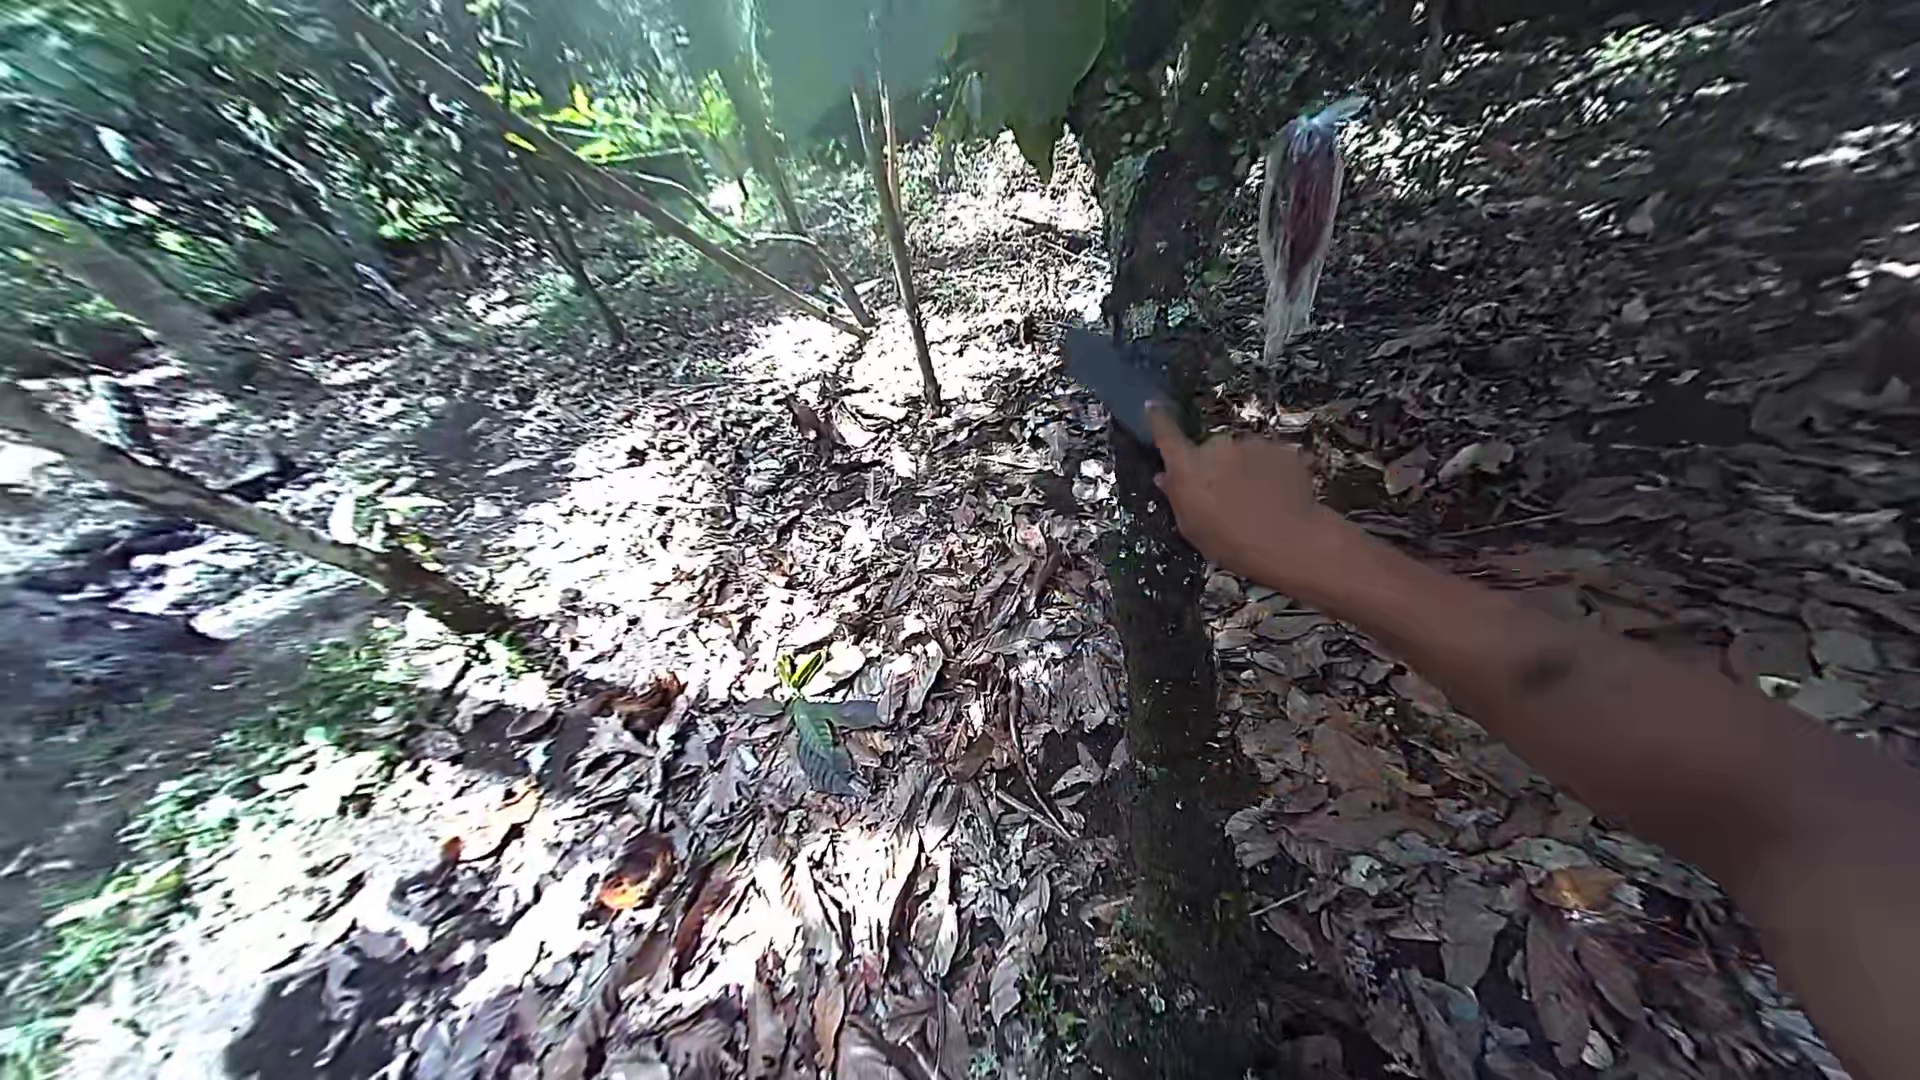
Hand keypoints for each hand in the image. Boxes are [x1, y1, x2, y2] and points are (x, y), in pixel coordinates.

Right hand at [1145, 402, 1351, 593]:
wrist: (1285, 542)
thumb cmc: (1229, 541)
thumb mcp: (1190, 526)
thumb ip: (1176, 495)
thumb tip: (1165, 478)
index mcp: (1187, 466)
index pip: (1166, 434)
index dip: (1158, 419)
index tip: (1153, 406)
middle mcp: (1216, 447)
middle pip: (1210, 448)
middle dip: (1215, 465)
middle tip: (1223, 494)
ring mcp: (1251, 446)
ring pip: (1243, 452)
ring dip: (1245, 469)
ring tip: (1254, 500)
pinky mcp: (1282, 450)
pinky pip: (1270, 457)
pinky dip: (1271, 471)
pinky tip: (1275, 495)